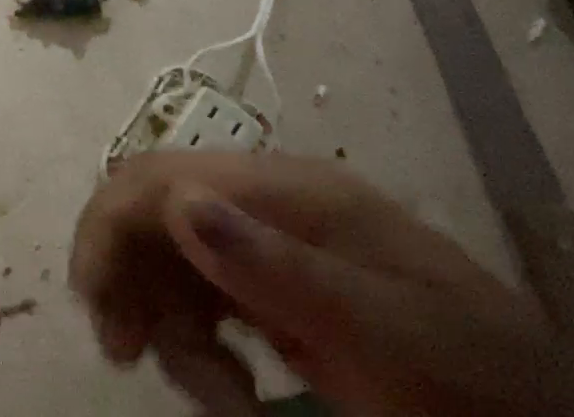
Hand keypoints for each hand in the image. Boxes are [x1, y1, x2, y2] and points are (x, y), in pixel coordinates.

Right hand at [69, 152, 573, 416]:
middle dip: (128, 280)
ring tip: (220, 399)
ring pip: (168, 260)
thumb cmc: (477, 386)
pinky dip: (196, 343)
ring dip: (168, 326)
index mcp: (292, 193)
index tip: (95, 307)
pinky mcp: (277, 283)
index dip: (108, 228)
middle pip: (152, 213)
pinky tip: (233, 389)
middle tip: (127, 354)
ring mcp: (273, 243)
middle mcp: (269, 203)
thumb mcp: (387, 337)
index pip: (161, 178)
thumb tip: (179, 203)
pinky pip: (200, 296)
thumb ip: (283, 268)